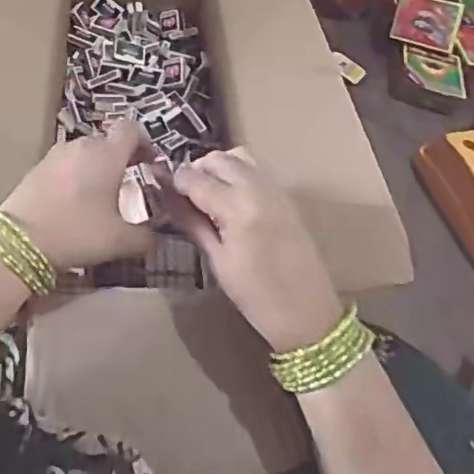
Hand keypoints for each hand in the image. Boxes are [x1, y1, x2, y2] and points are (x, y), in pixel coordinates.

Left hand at [1, 118, 157, 269]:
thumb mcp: (119, 241)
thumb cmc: (77, 232)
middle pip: (108, 142)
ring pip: (86, 153)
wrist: (20, 240)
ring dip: (97, 168)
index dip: (144, 141)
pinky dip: (75, 175)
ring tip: (99, 196)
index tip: (150, 162)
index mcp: (107, 154)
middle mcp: (83, 145)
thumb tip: (159, 236)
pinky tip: (73, 202)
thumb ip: (146, 237)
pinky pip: (66, 163)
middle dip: (121, 159)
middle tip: (128, 185)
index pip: (131, 128)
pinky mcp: (38, 165)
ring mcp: (57, 153)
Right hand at [171, 147, 344, 353]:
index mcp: (238, 208)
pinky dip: (238, 171)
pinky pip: (256, 168)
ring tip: (208, 191)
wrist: (310, 317)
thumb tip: (169, 198)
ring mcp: (275, 189)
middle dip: (196, 169)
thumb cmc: (257, 298)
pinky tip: (230, 196)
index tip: (162, 188)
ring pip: (238, 156)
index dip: (175, 180)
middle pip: (218, 159)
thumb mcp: (218, 262)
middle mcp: (257, 189)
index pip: (196, 178)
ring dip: (218, 166)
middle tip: (184, 192)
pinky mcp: (286, 195)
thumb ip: (193, 223)